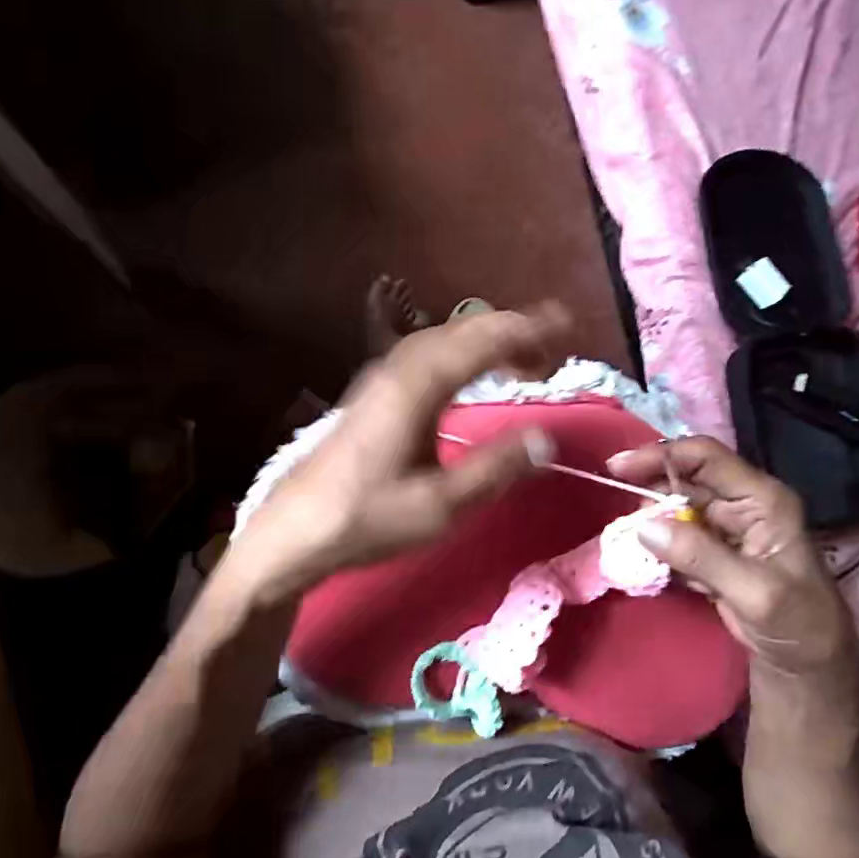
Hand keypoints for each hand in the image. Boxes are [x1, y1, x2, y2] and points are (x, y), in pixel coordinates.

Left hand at [215, 307, 569, 609]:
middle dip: (510, 329)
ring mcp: (380, 380)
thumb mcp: (441, 505)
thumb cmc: (367, 519)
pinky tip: (469, 377)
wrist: (293, 532)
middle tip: (552, 344)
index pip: (480, 342)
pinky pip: (425, 356)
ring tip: (521, 359)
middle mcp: (398, 371)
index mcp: (417, 389)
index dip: (526, 329)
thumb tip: (547, 440)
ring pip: (440, 340)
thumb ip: (495, 469)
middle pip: (460, 331)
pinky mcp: (373, 396)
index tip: (565, 325)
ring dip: (484, 341)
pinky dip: (460, 354)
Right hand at [606, 437, 854, 683]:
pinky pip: (676, 539)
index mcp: (763, 499)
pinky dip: (657, 546)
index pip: (707, 458)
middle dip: (649, 487)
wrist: (809, 665)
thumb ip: (701, 556)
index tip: (618, 467)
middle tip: (615, 505)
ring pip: (678, 509)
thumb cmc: (799, 623)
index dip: (662, 456)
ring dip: (650, 520)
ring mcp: (727, 530)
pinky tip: (640, 559)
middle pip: (687, 479)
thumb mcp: (755, 592)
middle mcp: (743, 506)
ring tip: (625, 538)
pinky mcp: (712, 554)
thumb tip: (643, 526)